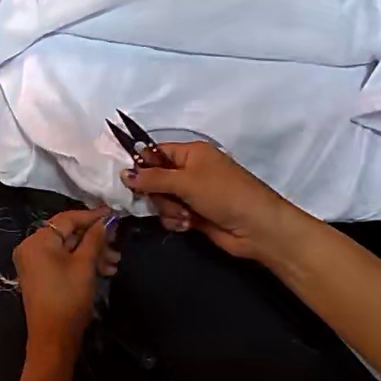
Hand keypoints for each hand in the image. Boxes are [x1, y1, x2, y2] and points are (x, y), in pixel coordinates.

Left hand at [13, 208, 119, 343]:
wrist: (54, 338)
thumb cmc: (69, 297)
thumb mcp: (85, 265)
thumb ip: (95, 239)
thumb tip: (107, 221)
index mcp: (37, 241)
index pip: (67, 219)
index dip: (92, 216)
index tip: (114, 214)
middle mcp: (31, 248)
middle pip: (67, 234)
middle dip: (95, 239)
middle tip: (118, 244)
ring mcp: (34, 263)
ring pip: (68, 249)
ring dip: (92, 253)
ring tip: (115, 263)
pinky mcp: (40, 276)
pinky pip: (62, 261)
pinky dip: (81, 263)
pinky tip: (105, 270)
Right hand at [121, 141, 302, 260]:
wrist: (256, 227)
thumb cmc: (225, 194)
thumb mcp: (187, 181)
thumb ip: (153, 178)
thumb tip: (124, 174)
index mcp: (191, 153)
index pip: (155, 153)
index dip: (140, 165)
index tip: (126, 179)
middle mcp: (190, 171)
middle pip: (154, 179)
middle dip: (157, 193)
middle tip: (166, 200)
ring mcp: (191, 194)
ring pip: (160, 200)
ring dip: (168, 210)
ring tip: (184, 216)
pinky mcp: (193, 214)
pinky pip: (170, 215)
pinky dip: (175, 221)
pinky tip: (187, 225)